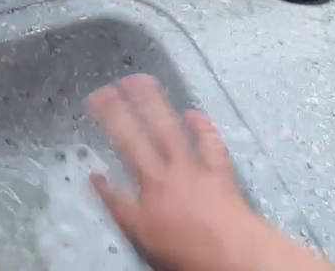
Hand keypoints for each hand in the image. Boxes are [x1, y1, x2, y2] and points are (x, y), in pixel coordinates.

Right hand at [86, 74, 333, 270]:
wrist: (240, 260)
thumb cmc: (197, 258)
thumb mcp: (151, 245)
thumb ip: (125, 215)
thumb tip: (103, 191)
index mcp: (145, 208)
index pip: (114, 193)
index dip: (101, 183)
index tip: (93, 172)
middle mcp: (162, 181)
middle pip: (131, 139)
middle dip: (114, 113)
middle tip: (102, 91)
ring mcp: (190, 171)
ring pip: (165, 129)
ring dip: (151, 103)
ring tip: (138, 80)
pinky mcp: (217, 171)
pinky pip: (207, 143)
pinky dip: (200, 125)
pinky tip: (192, 112)